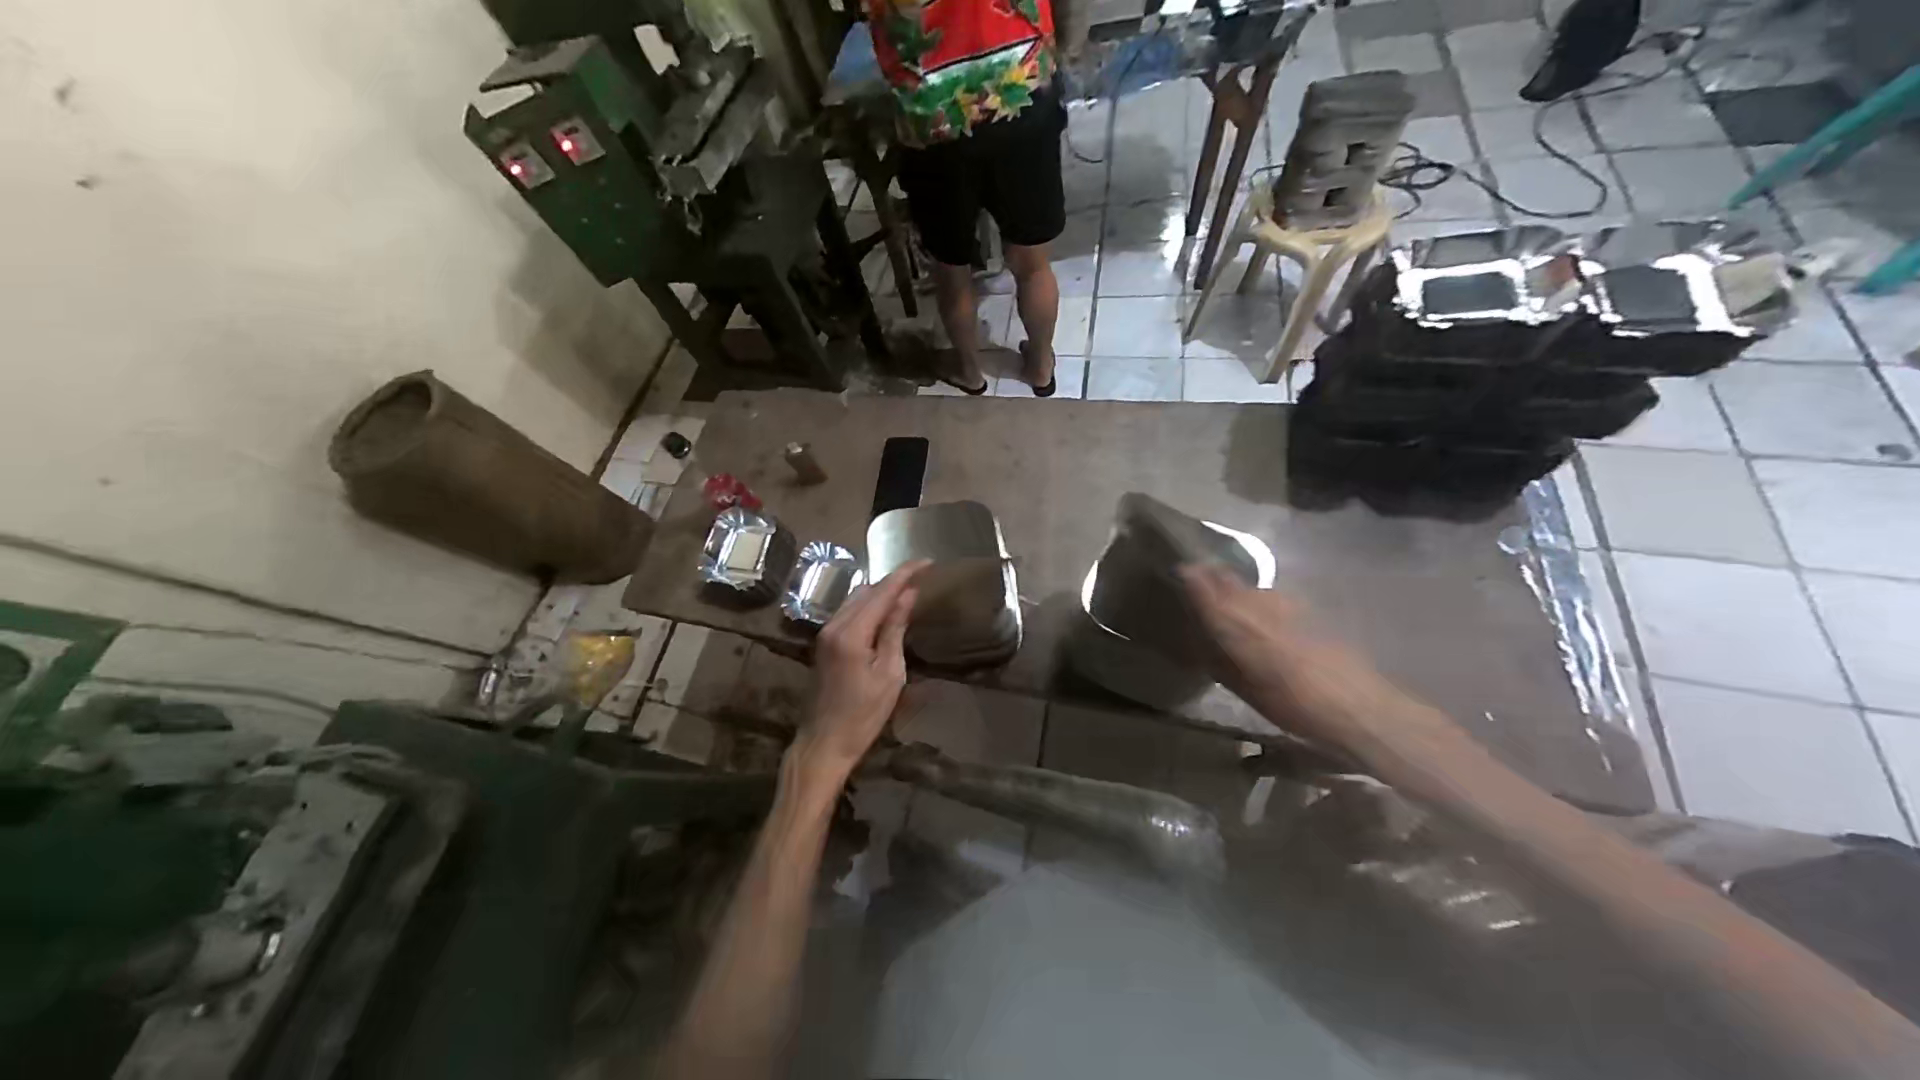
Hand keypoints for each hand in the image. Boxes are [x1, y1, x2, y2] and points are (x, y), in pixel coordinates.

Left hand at [787, 561, 929, 790]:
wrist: (824, 742)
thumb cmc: (863, 715)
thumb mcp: (890, 673)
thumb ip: (895, 629)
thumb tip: (907, 596)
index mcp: (851, 632)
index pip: (882, 591)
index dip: (905, 574)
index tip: (928, 562)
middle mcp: (834, 625)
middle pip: (867, 590)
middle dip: (894, 580)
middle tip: (922, 577)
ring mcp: (825, 633)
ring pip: (856, 599)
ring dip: (881, 592)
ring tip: (908, 590)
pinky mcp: (824, 642)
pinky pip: (849, 612)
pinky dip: (869, 605)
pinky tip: (886, 610)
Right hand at [1180, 565, 1438, 750]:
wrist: (1359, 707)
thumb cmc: (1295, 707)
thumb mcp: (1247, 690)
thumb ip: (1221, 661)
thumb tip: (1203, 643)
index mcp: (1239, 628)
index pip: (1207, 592)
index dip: (1192, 579)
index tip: (1179, 570)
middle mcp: (1260, 607)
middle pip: (1229, 580)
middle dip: (1211, 576)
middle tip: (1197, 577)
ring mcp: (1287, 604)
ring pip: (1252, 587)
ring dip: (1235, 587)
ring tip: (1226, 595)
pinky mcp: (1309, 609)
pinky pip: (1272, 596)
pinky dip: (1259, 599)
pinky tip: (1262, 612)